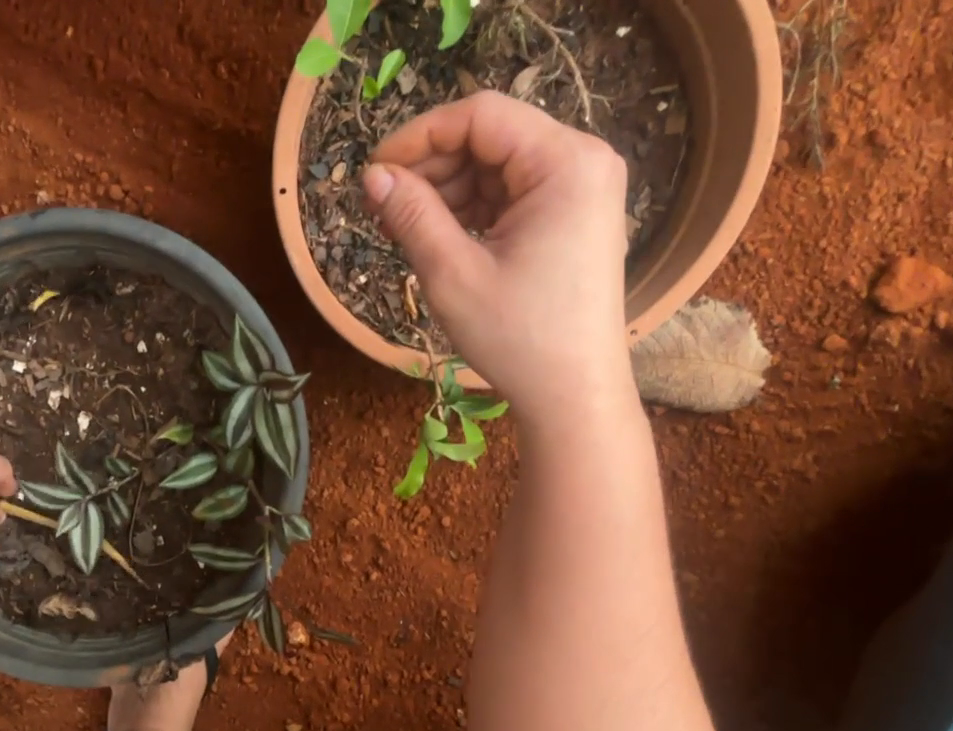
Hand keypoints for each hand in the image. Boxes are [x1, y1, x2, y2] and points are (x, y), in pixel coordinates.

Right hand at [363, 92, 634, 417]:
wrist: (572, 391)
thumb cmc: (517, 335)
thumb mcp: (452, 274)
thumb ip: (411, 215)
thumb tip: (372, 176)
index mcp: (565, 163)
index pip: (481, 116)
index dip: (419, 136)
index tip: (372, 172)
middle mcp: (581, 162)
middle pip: (489, 138)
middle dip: (430, 167)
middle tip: (380, 207)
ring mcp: (578, 190)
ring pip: (494, 167)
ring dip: (444, 191)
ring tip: (401, 229)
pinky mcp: (569, 218)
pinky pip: (508, 194)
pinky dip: (468, 210)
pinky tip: (436, 238)